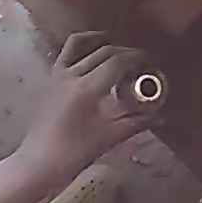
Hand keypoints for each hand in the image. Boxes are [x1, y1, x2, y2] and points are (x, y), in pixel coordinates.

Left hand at [13, 32, 153, 187]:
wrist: (41, 160)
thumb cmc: (76, 152)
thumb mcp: (111, 136)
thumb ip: (137, 120)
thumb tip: (160, 111)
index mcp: (86, 88)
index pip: (118, 62)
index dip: (138, 57)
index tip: (152, 60)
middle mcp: (71, 74)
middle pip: (105, 51)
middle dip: (127, 52)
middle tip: (143, 60)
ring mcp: (57, 73)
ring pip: (84, 45)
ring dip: (105, 42)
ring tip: (120, 50)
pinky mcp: (50, 76)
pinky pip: (67, 51)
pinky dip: (83, 44)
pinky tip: (94, 50)